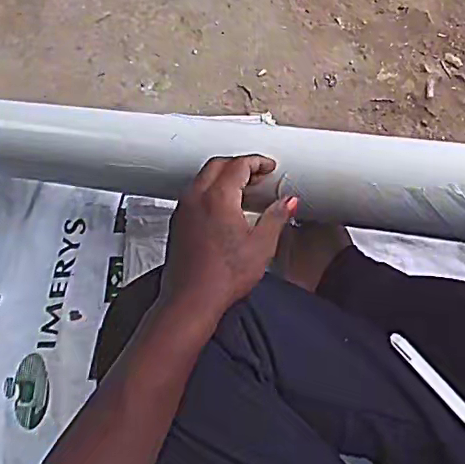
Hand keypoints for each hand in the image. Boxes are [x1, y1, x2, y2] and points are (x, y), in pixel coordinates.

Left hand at [161, 156, 297, 319]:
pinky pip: (194, 193)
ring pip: (203, 177)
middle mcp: (196, 198)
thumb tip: (287, 203)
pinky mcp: (178, 223)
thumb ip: (276, 217)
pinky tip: (224, 208)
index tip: (268, 167)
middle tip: (258, 174)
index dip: (257, 162)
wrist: (191, 301)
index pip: (238, 164)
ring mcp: (183, 210)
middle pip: (218, 165)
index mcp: (218, 197)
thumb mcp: (262, 245)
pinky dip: (210, 190)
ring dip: (223, 176)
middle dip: (239, 164)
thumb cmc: (221, 278)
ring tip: (243, 190)